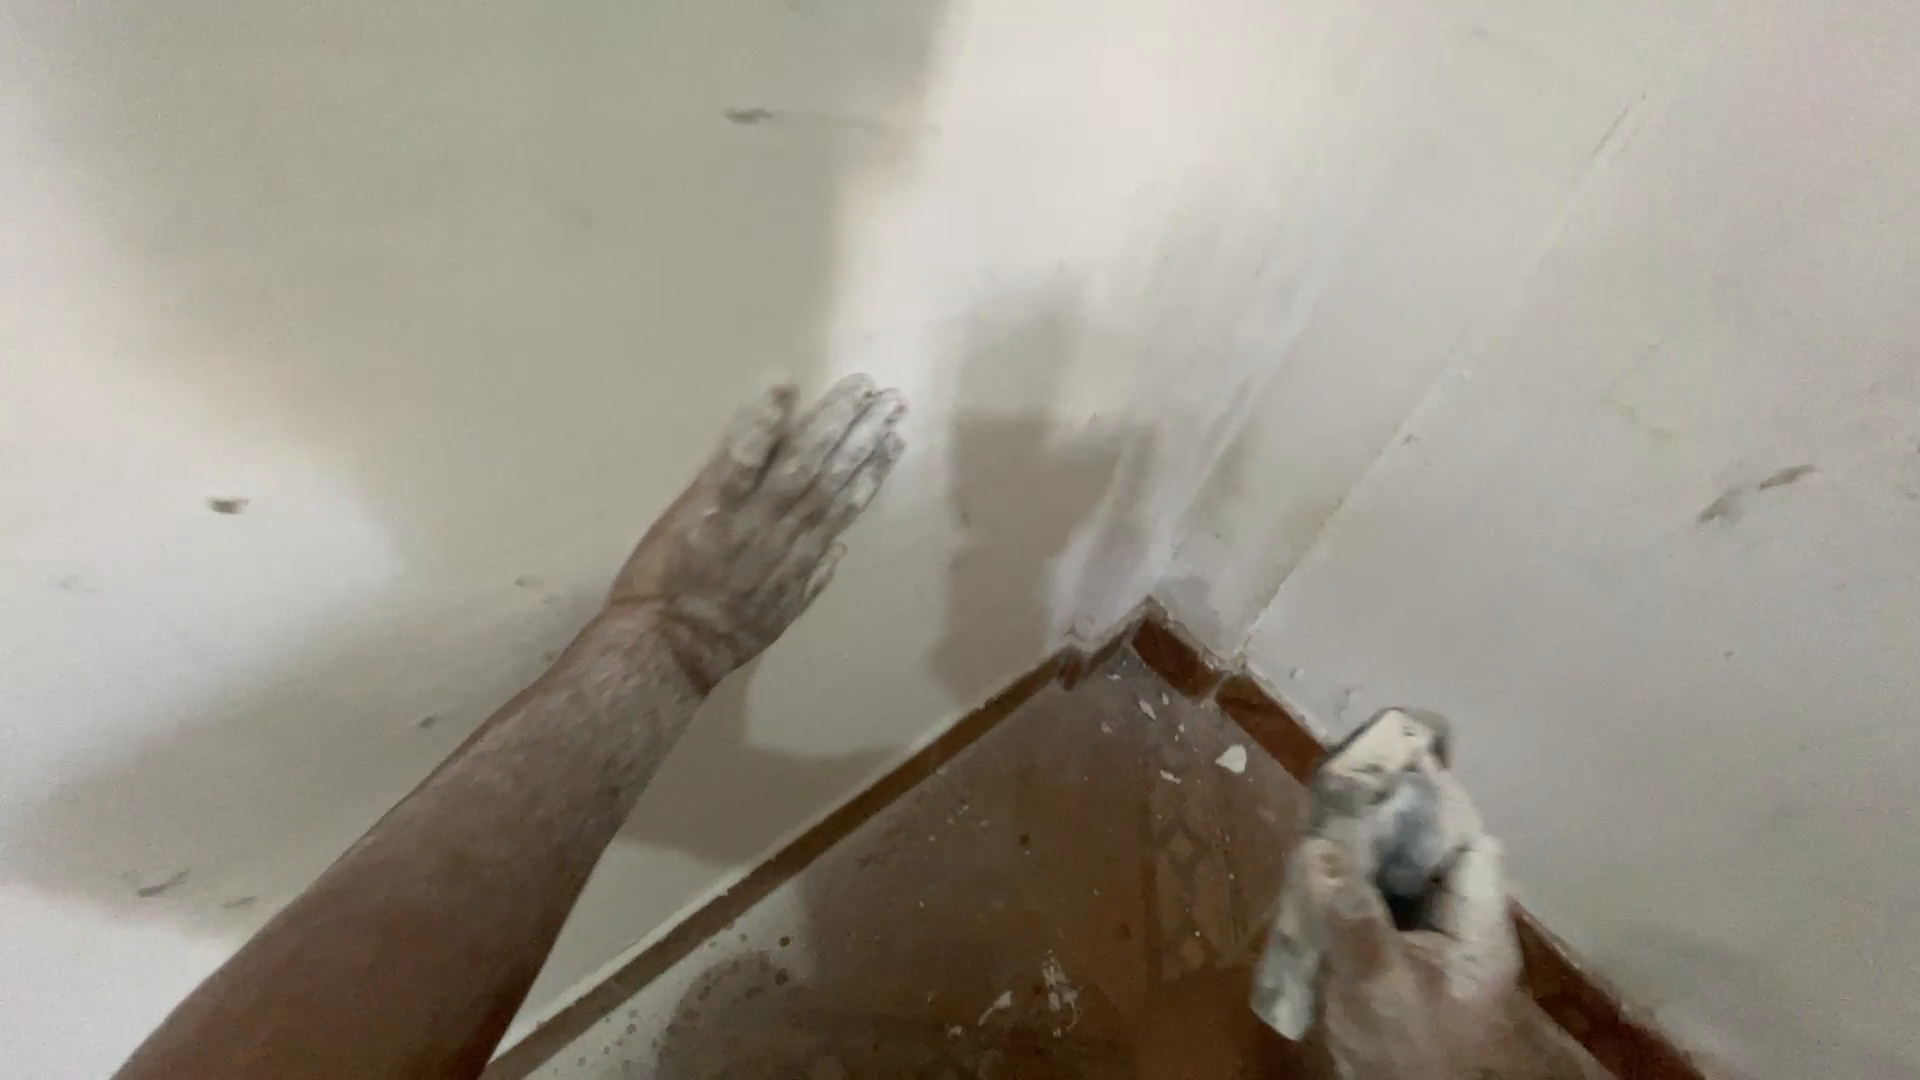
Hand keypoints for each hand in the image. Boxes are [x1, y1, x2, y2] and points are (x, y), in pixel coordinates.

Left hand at [605, 374, 906, 690]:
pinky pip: (743, 458)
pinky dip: (764, 425)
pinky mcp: (712, 502)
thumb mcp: (781, 617)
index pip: (847, 502)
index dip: (874, 469)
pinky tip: (783, 390)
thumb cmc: (725, 635)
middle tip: (892, 398)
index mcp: (805, 554)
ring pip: (802, 460)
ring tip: (859, 388)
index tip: (896, 439)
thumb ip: (811, 582)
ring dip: (834, 421)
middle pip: (833, 472)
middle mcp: (789, 527)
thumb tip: (839, 550)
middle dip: (865, 433)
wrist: (673, 645)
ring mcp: (753, 513)